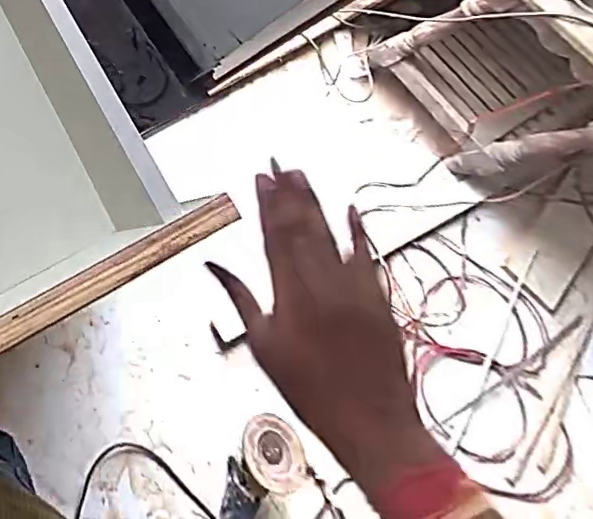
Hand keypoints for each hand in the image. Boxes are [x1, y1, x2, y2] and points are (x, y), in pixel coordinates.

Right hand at [206, 161, 445, 501]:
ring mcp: (355, 291)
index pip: (275, 235)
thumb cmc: (313, 392)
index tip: (259, 178)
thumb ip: (239, 298)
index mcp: (291, 295)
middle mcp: (324, 286)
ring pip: (331, 234)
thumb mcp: (263, 346)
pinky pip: (368, 256)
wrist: (376, 429)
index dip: (266, 203)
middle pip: (302, 227)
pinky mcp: (379, 300)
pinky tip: (351, 209)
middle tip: (279, 164)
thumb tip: (213, 265)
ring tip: (302, 175)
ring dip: (315, 202)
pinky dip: (359, 231)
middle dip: (288, 193)